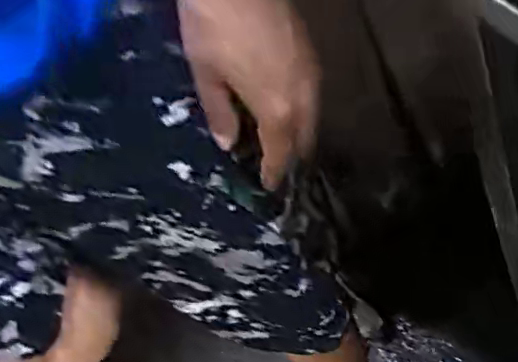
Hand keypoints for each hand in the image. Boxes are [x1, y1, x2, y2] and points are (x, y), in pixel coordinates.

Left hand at [179, 0, 320, 189]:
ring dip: (298, 132)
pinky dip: (300, 108)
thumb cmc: (213, 21)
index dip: (274, 173)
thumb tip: (228, 144)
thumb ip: (219, 112)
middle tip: (277, 161)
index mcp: (278, 115)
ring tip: (281, 133)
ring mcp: (312, 80)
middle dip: (291, 156)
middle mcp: (304, 105)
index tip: (269, 185)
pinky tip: (284, 101)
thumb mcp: (204, 69)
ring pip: (311, 121)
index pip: (281, 156)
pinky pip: (311, 97)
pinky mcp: (312, 58)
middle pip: (304, 143)